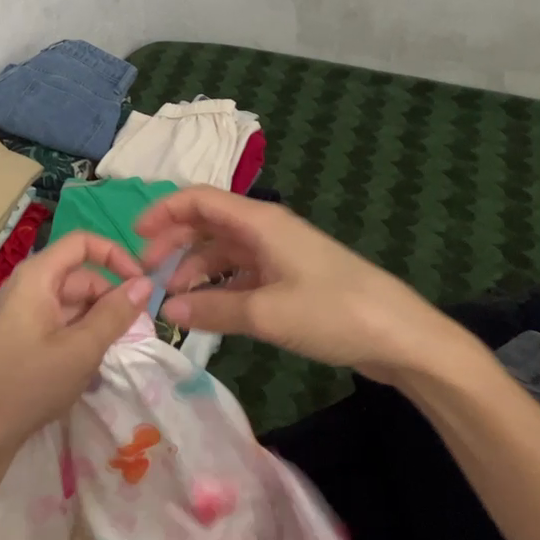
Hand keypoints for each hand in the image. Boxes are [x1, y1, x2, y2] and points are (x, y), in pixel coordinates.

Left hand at [0, 231, 154, 445]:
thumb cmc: (32, 381)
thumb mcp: (82, 349)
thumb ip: (115, 314)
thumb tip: (145, 284)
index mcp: (37, 275)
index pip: (81, 243)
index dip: (115, 255)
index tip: (142, 284)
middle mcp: (29, 283)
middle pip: (81, 274)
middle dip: (110, 297)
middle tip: (135, 331)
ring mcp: (25, 306)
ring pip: (74, 299)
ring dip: (98, 318)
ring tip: (112, 350)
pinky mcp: (25, 329)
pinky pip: (62, 317)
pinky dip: (82, 330)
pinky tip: (91, 358)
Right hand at [135, 187, 472, 383]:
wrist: (404, 339)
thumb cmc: (334, 313)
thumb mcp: (266, 314)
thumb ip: (211, 310)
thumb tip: (166, 308)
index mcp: (260, 222)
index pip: (198, 200)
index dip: (162, 212)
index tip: (134, 238)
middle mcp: (266, 230)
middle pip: (207, 224)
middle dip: (173, 243)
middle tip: (148, 273)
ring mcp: (280, 255)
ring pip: (223, 251)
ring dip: (195, 269)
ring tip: (173, 299)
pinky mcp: (292, 280)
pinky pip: (242, 274)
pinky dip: (219, 287)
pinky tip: (206, 311)